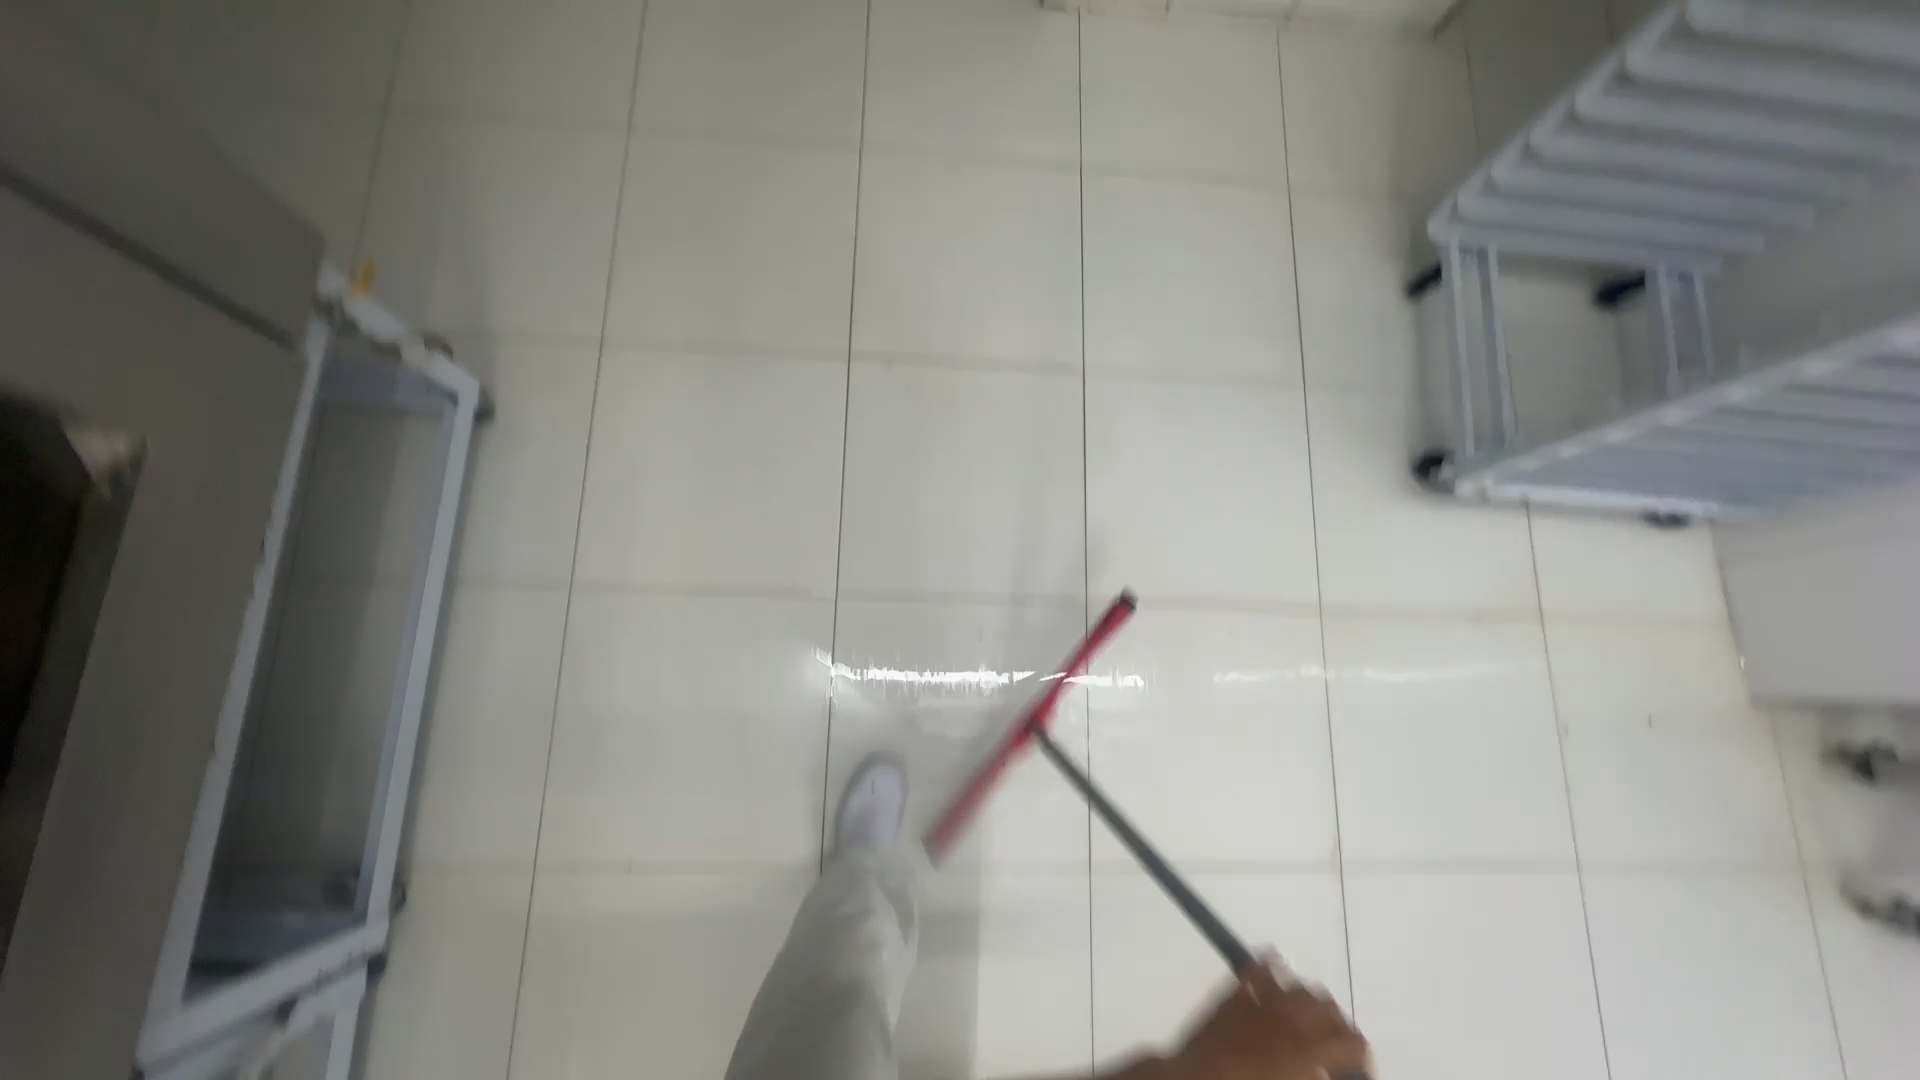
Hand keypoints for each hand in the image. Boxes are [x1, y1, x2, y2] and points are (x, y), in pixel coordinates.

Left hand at [1164, 959, 1370, 1079]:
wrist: (1197, 1079)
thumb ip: (1316, 1074)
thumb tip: (1325, 1070)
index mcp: (1311, 1052)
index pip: (1353, 1042)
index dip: (1361, 1056)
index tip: (1359, 1068)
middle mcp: (1290, 1021)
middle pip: (1327, 1006)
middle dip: (1336, 1024)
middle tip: (1334, 1043)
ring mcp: (1260, 1003)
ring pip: (1297, 985)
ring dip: (1308, 999)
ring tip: (1308, 1015)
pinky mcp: (1233, 996)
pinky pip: (1255, 971)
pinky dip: (1268, 969)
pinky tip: (1272, 970)